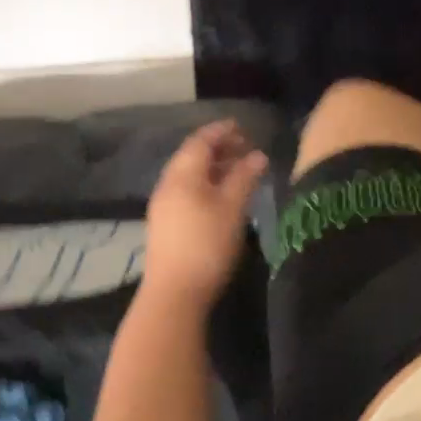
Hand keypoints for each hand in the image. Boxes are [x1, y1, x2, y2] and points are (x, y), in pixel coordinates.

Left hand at [143, 120, 268, 310]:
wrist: (174, 294)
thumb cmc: (207, 245)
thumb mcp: (233, 208)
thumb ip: (245, 177)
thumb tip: (257, 155)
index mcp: (183, 175)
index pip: (201, 141)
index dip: (221, 131)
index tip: (242, 126)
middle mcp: (168, 185)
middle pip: (192, 156)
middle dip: (218, 148)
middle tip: (245, 147)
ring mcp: (163, 206)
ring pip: (189, 176)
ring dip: (212, 167)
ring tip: (238, 171)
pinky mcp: (165, 225)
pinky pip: (186, 192)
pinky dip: (205, 184)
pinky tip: (221, 196)